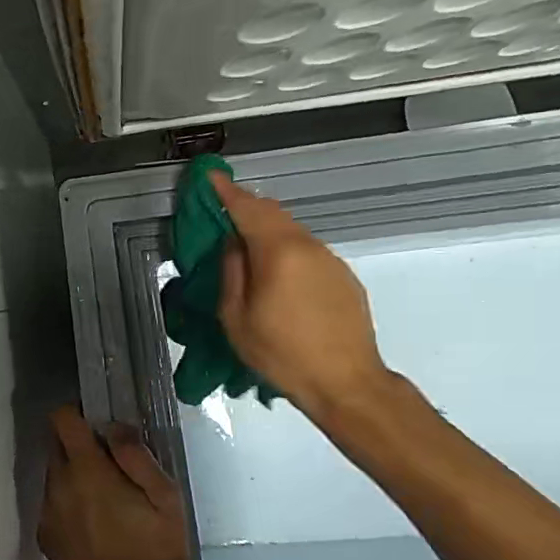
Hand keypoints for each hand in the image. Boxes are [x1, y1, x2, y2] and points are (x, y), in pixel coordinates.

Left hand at [38, 405, 188, 559]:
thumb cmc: (154, 551)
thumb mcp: (164, 497)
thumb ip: (136, 456)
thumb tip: (114, 427)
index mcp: (86, 470)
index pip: (61, 419)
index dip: (77, 412)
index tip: (97, 420)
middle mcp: (58, 487)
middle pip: (55, 444)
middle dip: (77, 442)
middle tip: (109, 458)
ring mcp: (48, 515)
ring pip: (54, 474)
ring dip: (73, 472)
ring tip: (105, 493)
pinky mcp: (46, 541)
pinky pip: (54, 503)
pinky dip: (69, 500)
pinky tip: (95, 521)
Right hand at [211, 171, 389, 410]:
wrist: (348, 383)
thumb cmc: (283, 355)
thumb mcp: (237, 319)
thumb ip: (232, 271)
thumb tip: (234, 244)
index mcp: (277, 251)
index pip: (247, 208)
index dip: (226, 190)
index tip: (211, 177)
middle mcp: (306, 245)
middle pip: (273, 213)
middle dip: (247, 207)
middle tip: (225, 214)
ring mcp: (330, 258)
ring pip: (293, 231)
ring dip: (269, 231)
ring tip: (251, 251)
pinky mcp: (344, 275)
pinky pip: (309, 251)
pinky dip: (289, 251)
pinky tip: (283, 278)